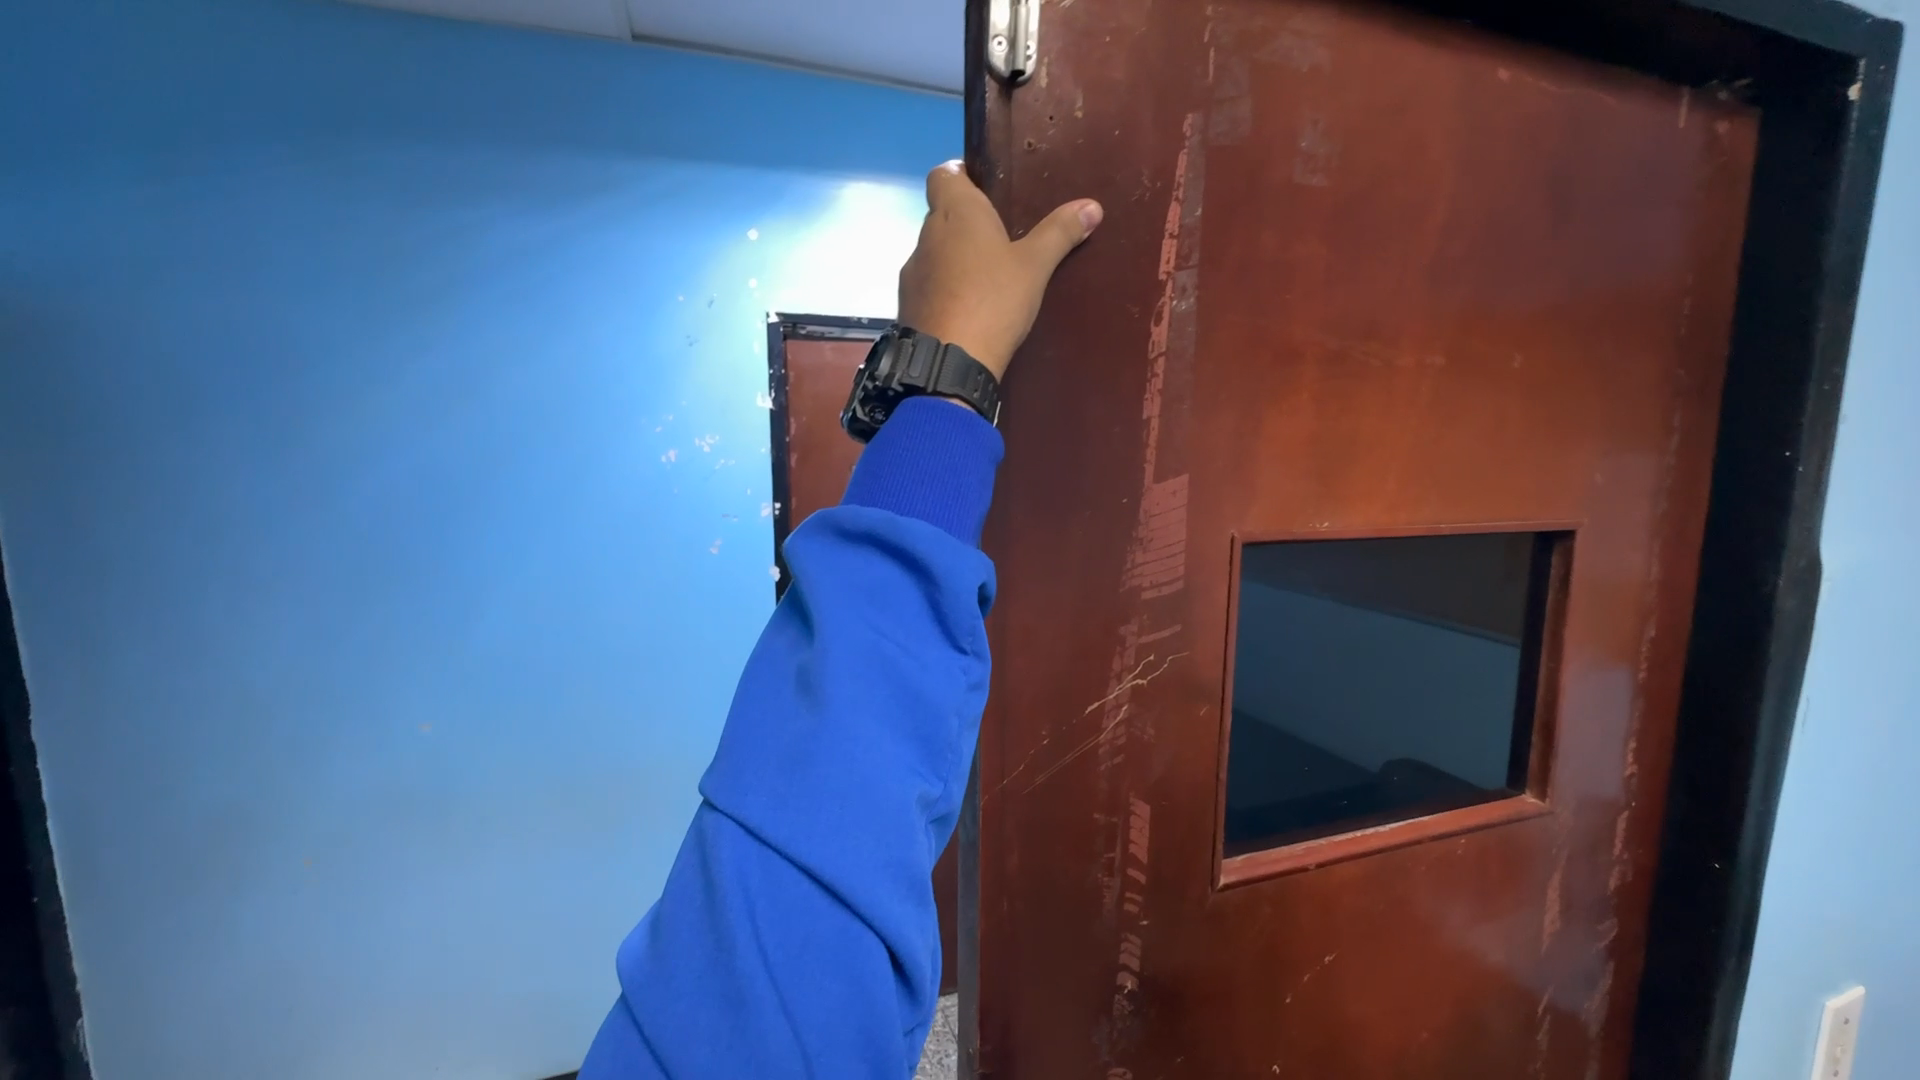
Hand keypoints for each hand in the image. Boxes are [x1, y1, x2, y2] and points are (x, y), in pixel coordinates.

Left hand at [898, 161, 1102, 380]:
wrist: (949, 361)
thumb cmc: (993, 300)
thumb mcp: (1034, 266)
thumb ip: (1059, 233)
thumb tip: (1092, 207)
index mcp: (955, 212)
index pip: (943, 174)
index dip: (960, 174)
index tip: (983, 187)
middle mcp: (926, 235)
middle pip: (942, 216)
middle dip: (967, 224)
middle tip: (999, 239)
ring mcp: (913, 272)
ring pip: (935, 253)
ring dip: (956, 260)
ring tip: (986, 279)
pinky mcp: (908, 306)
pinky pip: (930, 287)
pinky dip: (946, 290)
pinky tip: (968, 309)